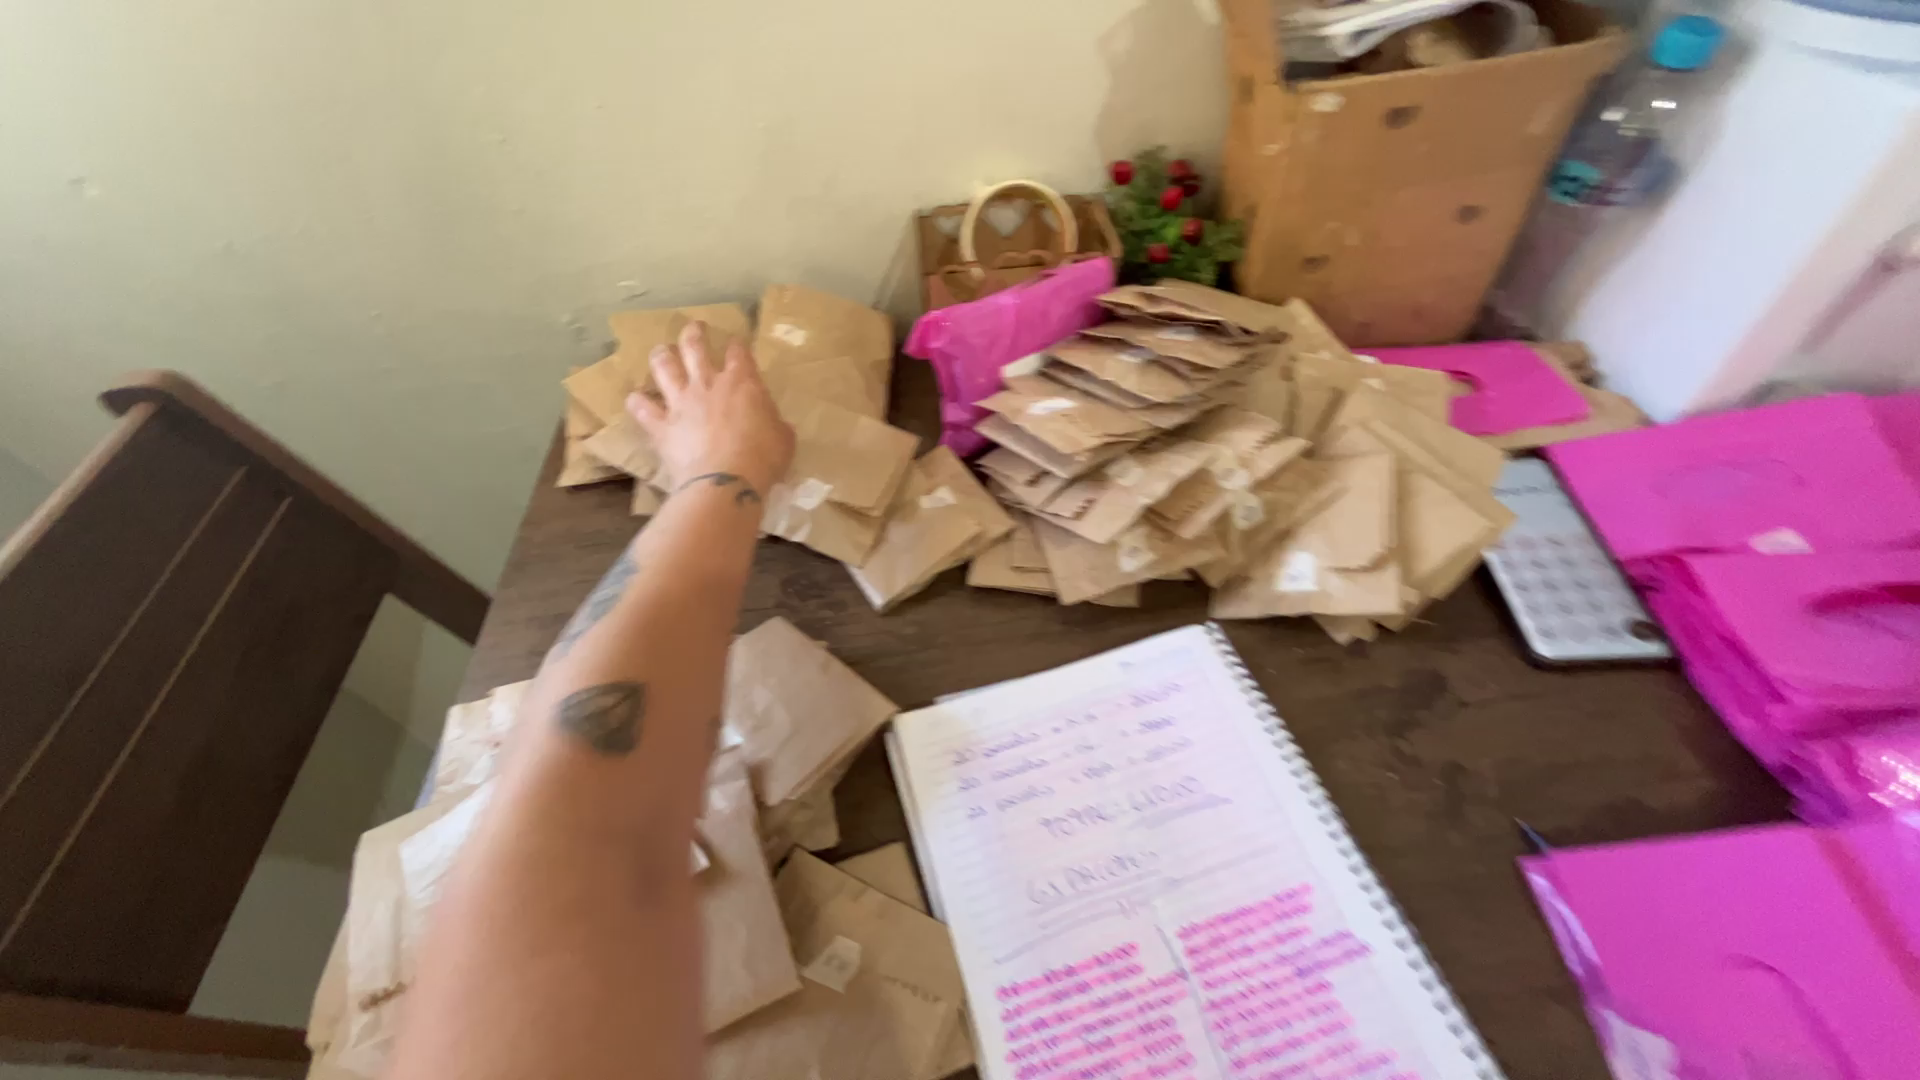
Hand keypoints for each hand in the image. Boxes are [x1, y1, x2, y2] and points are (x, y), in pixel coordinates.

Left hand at [627, 321, 794, 501]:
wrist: (726, 481)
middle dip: (694, 333)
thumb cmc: (763, 458)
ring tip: (661, 350)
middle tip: (695, 328)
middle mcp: (707, 384)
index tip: (737, 344)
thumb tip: (774, 424)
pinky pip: (642, 408)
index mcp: (743, 383)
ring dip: (661, 355)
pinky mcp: (661, 425)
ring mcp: (681, 402)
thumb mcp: (784, 439)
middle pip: (695, 347)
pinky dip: (638, 403)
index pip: (739, 353)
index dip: (738, 346)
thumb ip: (775, 424)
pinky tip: (635, 399)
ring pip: (664, 367)